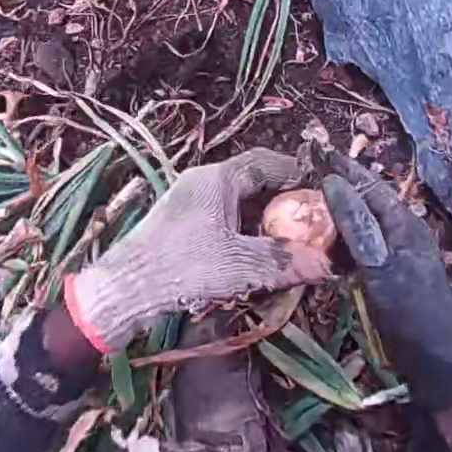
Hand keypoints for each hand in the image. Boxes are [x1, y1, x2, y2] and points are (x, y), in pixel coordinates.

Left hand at [64, 149, 330, 351]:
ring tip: (286, 243)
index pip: (265, 163)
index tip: (320, 194)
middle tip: (308, 223)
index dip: (295, 175)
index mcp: (216, 179)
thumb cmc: (183, 267)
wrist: (126, 289)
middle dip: (282, 202)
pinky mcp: (181, 225)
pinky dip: (244, 232)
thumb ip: (284, 261)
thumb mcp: (240, 264)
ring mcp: (189, 203)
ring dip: (262, 220)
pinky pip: (223, 219)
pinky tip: (253, 256)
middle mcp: (202, 183)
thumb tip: (326, 265)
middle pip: (252, 182)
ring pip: (237, 203)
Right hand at [319, 152, 451, 411]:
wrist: (438, 364)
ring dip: (344, 203)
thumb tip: (333, 181)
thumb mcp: (378, 267)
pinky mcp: (394, 268)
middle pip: (369, 197)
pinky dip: (347, 229)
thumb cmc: (408, 314)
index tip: (317, 150)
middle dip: (342, 180)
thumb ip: (355, 224)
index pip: (368, 184)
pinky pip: (367, 237)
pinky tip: (331, 235)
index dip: (343, 166)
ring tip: (314, 196)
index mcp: (403, 223)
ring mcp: (401, 250)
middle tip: (310, 169)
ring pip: (368, 216)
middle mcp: (404, 230)